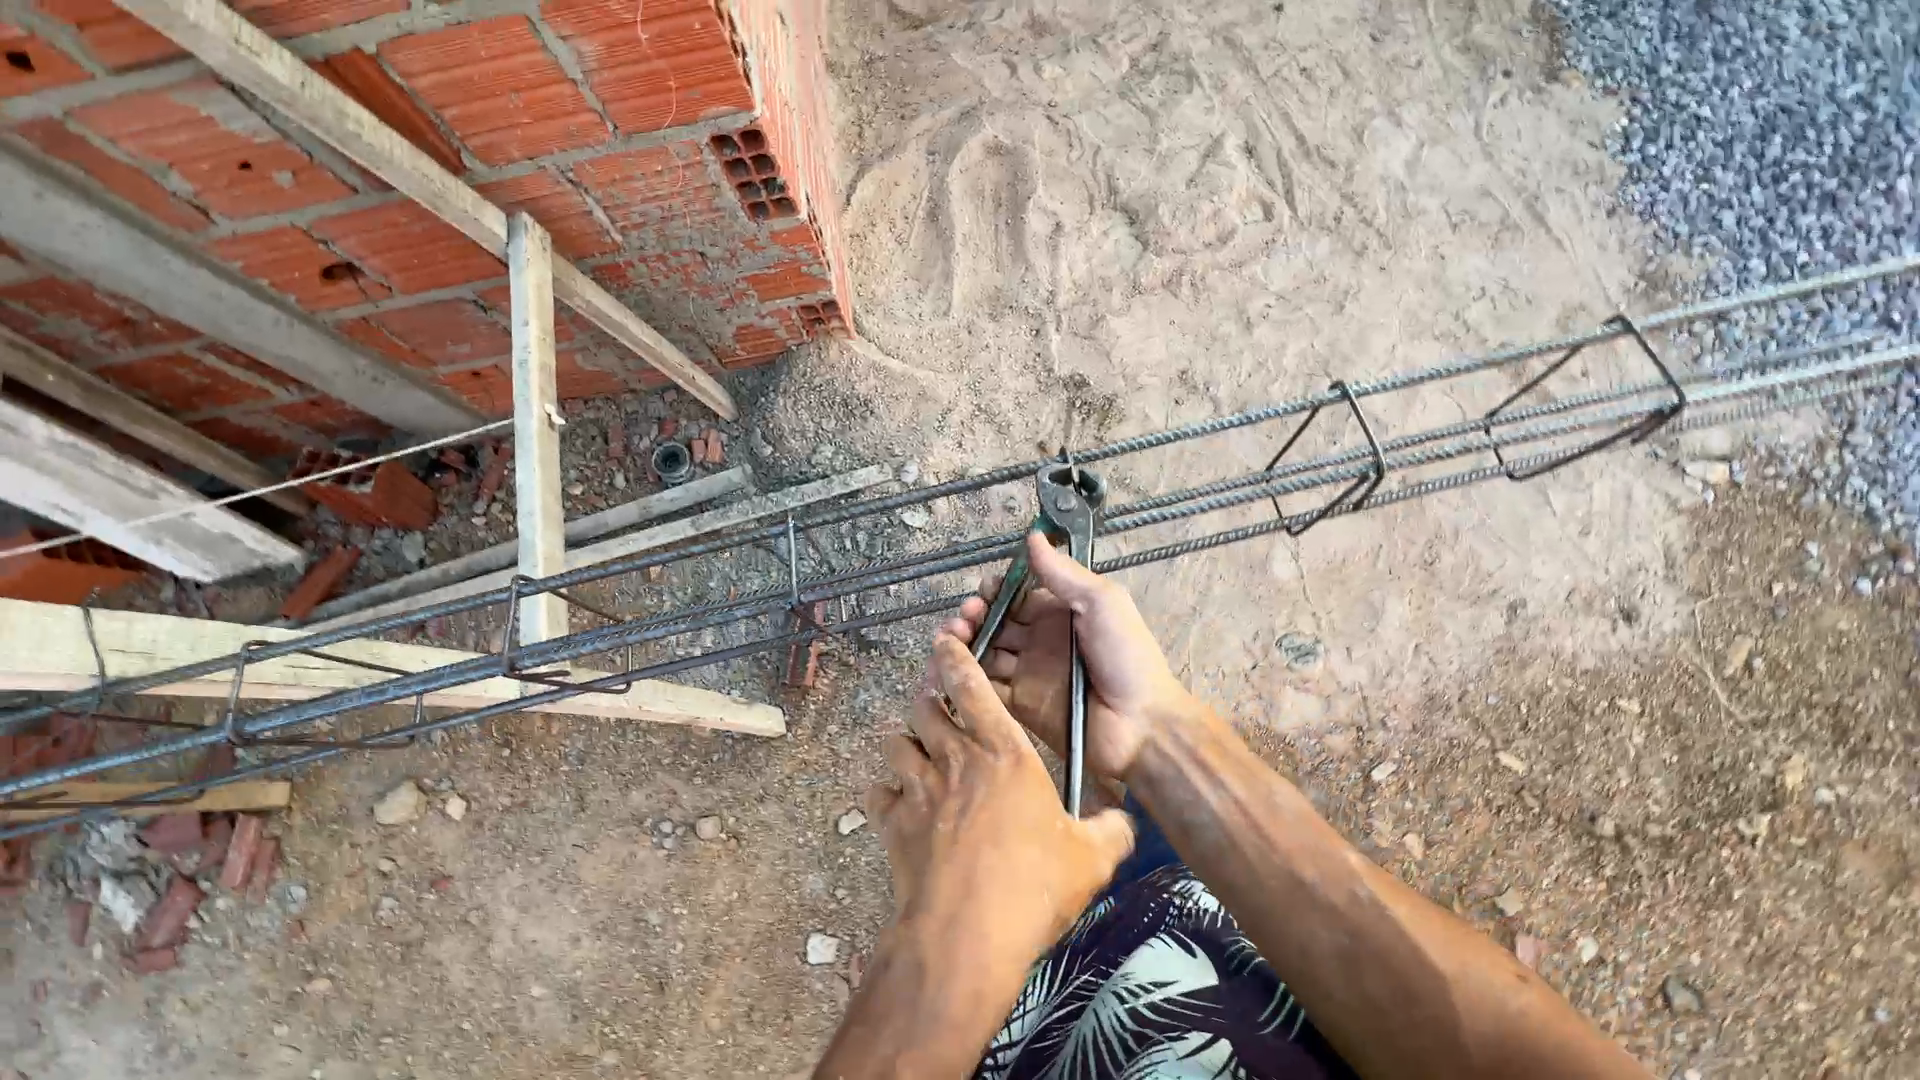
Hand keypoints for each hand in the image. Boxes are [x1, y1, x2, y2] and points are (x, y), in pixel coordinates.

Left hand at [818, 636, 1135, 1077]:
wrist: (967, 934)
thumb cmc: (1034, 885)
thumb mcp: (1091, 859)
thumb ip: (1111, 830)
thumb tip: (1127, 821)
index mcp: (1005, 753)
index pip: (972, 686)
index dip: (956, 657)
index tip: (946, 641)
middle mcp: (956, 758)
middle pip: (925, 706)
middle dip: (927, 699)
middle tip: (935, 705)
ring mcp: (919, 789)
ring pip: (896, 742)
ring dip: (903, 741)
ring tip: (912, 749)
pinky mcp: (893, 823)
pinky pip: (877, 794)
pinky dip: (883, 793)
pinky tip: (892, 803)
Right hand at [943, 532, 1196, 783]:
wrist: (1142, 726)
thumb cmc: (1128, 658)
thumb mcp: (1102, 603)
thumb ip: (1064, 574)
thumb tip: (1033, 537)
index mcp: (1059, 614)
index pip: (1016, 596)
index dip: (995, 591)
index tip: (984, 590)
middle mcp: (1039, 641)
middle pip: (994, 623)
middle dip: (973, 615)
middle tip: (966, 616)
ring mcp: (1027, 674)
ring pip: (983, 653)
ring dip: (963, 641)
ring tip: (951, 636)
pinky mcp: (1018, 706)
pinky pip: (984, 687)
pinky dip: (963, 676)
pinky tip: (949, 665)